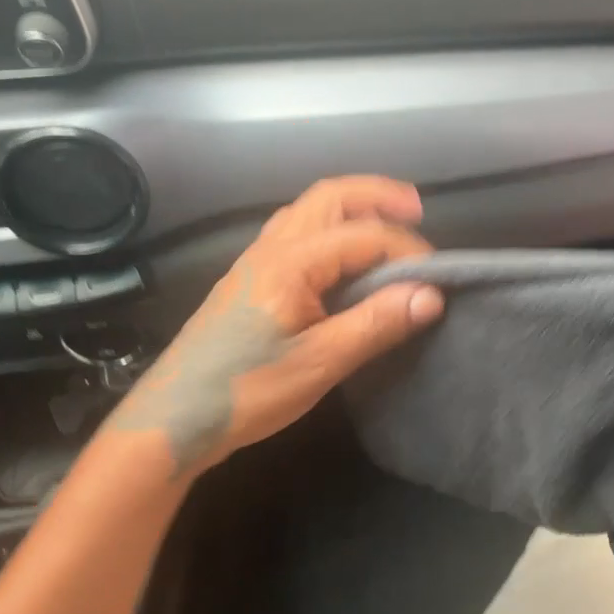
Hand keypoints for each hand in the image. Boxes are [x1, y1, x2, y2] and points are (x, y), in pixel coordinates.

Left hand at [99, 176, 445, 477]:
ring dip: (351, 208)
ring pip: (309, 212)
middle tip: (416, 211)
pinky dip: (329, 229)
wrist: (175, 417)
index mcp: (290, 262)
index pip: (363, 235)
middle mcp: (271, 247)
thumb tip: (431, 295)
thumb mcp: (320, 362)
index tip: (437, 278)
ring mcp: (255, 261)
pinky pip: (295, 233)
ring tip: (386, 227)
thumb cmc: (247, 391)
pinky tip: (342, 260)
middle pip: (329, 197)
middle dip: (376, 196)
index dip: (407, 250)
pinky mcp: (249, 280)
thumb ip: (376, 323)